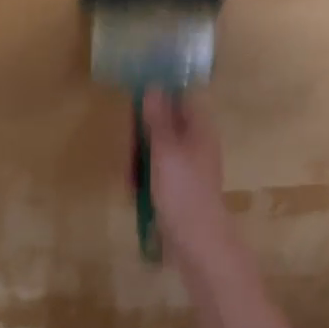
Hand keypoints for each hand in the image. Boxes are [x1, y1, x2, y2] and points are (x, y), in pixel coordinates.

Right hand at [143, 88, 242, 269]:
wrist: (197, 241)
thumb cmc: (183, 191)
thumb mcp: (165, 150)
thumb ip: (157, 119)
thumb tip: (153, 86)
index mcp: (199, 129)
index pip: (179, 99)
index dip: (157, 98)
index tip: (135, 108)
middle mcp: (195, 144)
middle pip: (163, 124)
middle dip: (141, 136)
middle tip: (129, 153)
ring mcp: (187, 167)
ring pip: (155, 149)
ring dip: (138, 159)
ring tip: (129, 179)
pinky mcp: (177, 187)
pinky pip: (156, 172)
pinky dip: (143, 177)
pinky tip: (134, 191)